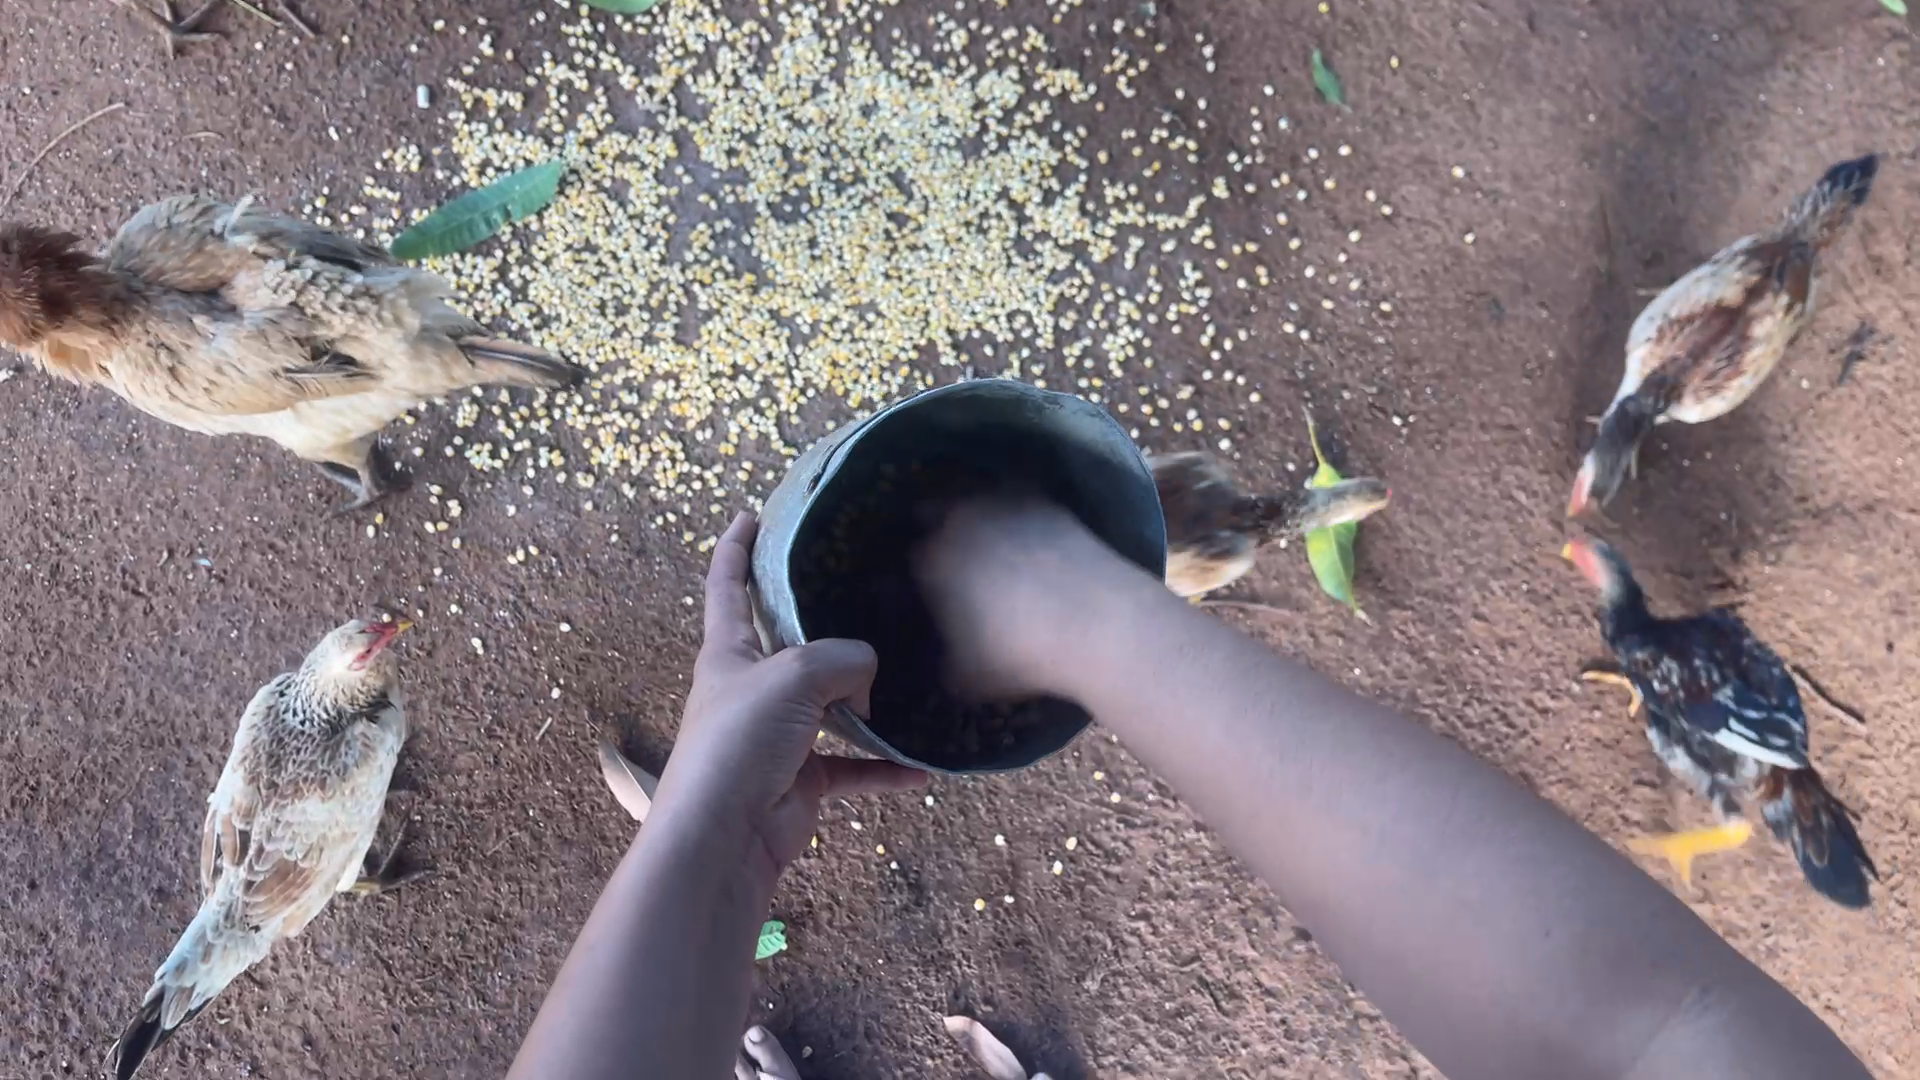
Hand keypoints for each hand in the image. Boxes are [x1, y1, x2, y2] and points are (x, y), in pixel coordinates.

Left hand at [658, 513, 926, 883]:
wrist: (724, 837)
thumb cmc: (742, 740)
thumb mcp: (793, 675)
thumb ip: (841, 658)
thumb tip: (868, 675)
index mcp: (730, 653)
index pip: (726, 586)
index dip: (735, 547)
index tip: (750, 514)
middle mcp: (752, 688)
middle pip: (789, 644)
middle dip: (820, 624)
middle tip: (863, 598)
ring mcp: (777, 735)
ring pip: (829, 706)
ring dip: (864, 703)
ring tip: (907, 683)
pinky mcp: (801, 778)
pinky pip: (850, 766)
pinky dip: (881, 767)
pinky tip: (918, 767)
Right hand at [913, 497, 1157, 700]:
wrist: (1096, 622)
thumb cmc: (1020, 654)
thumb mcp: (965, 679)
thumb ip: (940, 664)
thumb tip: (938, 657)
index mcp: (929, 561)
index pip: (908, 556)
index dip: (915, 569)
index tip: (924, 584)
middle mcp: (957, 521)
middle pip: (930, 510)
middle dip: (932, 525)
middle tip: (947, 551)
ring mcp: (1002, 504)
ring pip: (973, 494)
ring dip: (971, 508)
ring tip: (984, 531)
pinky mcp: (1044, 500)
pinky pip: (1017, 493)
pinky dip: (1014, 504)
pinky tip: (1025, 525)